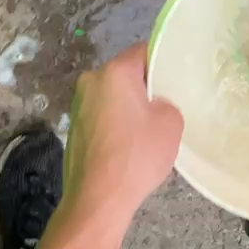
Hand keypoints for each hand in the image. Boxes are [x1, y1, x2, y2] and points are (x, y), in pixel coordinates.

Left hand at [63, 43, 183, 227]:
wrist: (98, 197)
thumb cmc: (137, 154)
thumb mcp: (171, 124)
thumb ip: (166, 102)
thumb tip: (153, 104)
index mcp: (114, 71)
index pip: (142, 51)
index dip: (162, 62)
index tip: (175, 77)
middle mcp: (91, 80)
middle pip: (124, 73)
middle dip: (143, 86)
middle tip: (164, 105)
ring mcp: (78, 103)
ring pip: (111, 94)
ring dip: (127, 105)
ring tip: (146, 128)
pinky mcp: (74, 125)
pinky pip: (101, 113)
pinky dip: (114, 121)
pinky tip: (127, 143)